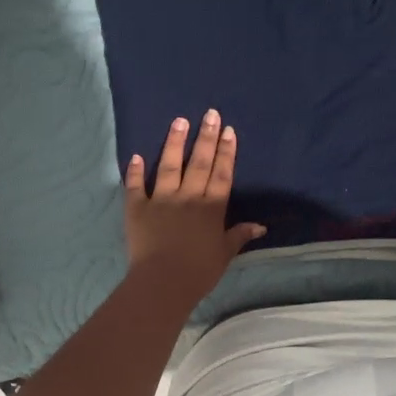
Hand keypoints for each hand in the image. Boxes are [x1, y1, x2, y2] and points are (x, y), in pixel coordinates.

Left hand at [123, 109, 265, 306]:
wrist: (163, 281)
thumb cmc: (199, 271)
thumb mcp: (224, 254)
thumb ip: (239, 236)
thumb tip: (260, 226)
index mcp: (211, 208)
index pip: (222, 174)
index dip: (226, 152)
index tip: (228, 131)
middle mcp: (188, 197)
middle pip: (199, 163)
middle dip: (206, 137)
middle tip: (210, 114)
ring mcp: (161, 200)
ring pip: (169, 166)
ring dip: (174, 142)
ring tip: (179, 121)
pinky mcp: (137, 208)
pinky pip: (135, 186)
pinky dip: (135, 170)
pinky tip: (136, 156)